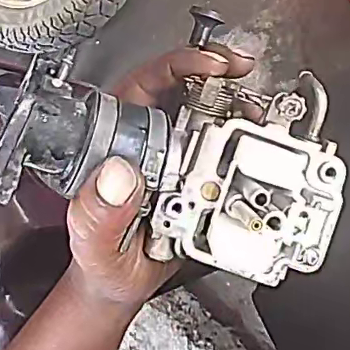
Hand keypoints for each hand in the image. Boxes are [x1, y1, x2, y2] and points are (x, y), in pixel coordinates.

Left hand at [61, 46, 255, 309]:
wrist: (123, 286)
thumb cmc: (100, 260)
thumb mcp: (91, 241)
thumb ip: (98, 212)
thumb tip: (118, 175)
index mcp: (117, 139)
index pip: (146, 83)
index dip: (182, 64)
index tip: (212, 65)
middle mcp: (149, 140)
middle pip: (186, 89)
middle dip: (220, 74)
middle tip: (244, 72)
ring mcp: (178, 157)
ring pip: (211, 116)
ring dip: (238, 110)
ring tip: (256, 118)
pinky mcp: (200, 177)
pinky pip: (226, 152)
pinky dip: (246, 145)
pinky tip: (259, 147)